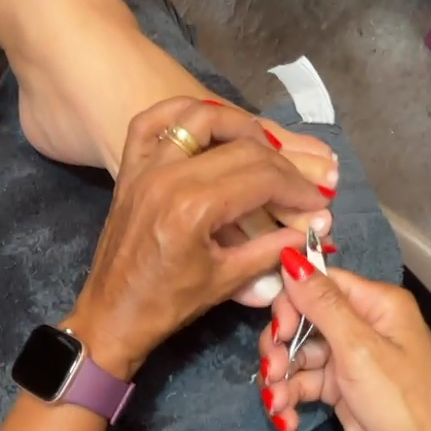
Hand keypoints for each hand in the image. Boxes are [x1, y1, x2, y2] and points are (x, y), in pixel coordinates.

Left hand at [66, 98, 331, 379]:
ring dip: (239, 126)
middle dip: (281, 166)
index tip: (318, 203)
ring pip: (201, 119)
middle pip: (242, 147)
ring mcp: (146, 170)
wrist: (112, 316)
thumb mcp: (225, 280)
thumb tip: (317, 227)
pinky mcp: (130, 171)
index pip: (263, 177)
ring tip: (263, 151)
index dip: (299, 189)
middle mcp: (169, 177)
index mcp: (193, 208)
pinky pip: (152, 123)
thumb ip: (273, 248)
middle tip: (299, 188)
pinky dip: (180, 114)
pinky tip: (207, 125)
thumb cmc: (166, 306)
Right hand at [257, 259, 430, 430]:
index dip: (290, 305)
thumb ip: (322, 305)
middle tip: (273, 373)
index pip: (319, 285)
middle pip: (300, 321)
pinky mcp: (337, 389)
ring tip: (277, 404)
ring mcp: (347, 358)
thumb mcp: (360, 350)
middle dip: (279, 348)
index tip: (278, 333)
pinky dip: (288, 400)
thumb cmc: (401, 401)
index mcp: (376, 305)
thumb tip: (291, 259)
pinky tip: (286, 420)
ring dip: (279, 381)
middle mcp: (360, 325)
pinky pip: (301, 383)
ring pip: (295, 356)